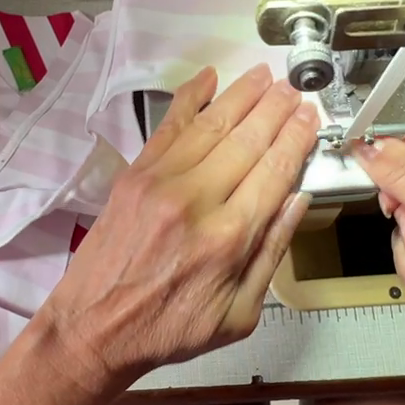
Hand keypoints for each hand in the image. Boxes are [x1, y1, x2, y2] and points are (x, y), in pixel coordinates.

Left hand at [42, 65, 317, 390]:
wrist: (94, 327)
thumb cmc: (170, 328)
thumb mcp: (239, 314)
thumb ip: (272, 253)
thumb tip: (297, 200)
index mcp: (230, 238)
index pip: (275, 170)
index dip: (297, 138)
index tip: (311, 118)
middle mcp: (197, 200)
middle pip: (248, 139)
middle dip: (276, 109)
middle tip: (294, 89)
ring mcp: (161, 181)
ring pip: (212, 124)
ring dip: (242, 95)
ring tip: (264, 76)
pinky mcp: (135, 175)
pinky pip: (169, 126)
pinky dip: (190, 98)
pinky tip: (208, 78)